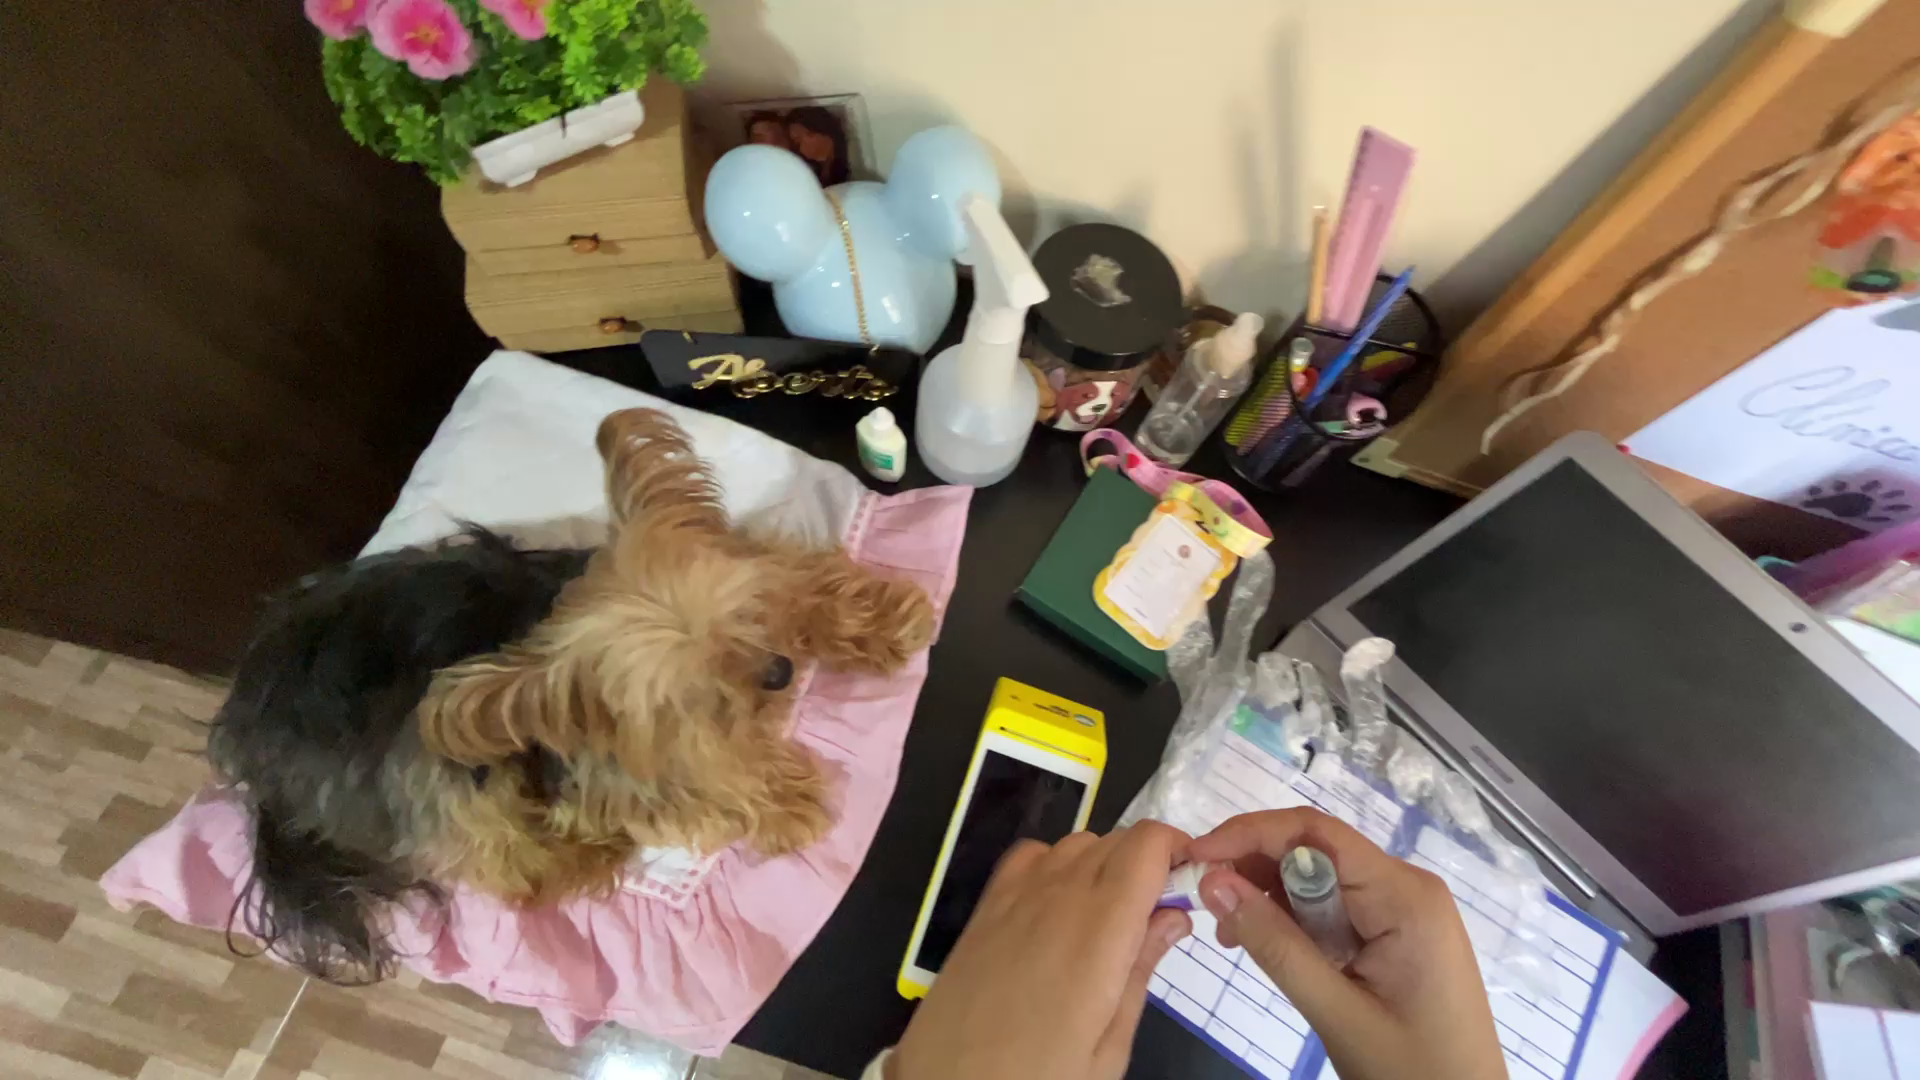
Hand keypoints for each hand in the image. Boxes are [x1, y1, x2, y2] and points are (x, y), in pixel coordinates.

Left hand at [891, 822, 1193, 1079]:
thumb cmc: (1040, 1077)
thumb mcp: (1109, 1046)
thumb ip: (1141, 967)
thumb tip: (1174, 914)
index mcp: (1100, 927)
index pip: (1146, 844)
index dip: (1176, 850)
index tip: (1189, 883)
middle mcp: (1059, 890)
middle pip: (1117, 839)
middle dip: (1147, 863)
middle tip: (1156, 916)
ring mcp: (1018, 890)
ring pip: (1079, 842)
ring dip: (1105, 863)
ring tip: (1110, 919)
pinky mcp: (990, 900)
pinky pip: (1035, 853)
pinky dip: (1059, 863)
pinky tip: (1060, 905)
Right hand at [1188, 809, 1503, 1079]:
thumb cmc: (1414, 1076)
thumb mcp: (1336, 1012)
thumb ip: (1273, 944)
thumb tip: (1210, 881)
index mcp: (1403, 895)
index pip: (1312, 833)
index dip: (1248, 833)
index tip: (1197, 857)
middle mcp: (1403, 885)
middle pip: (1310, 849)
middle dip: (1252, 866)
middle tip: (1204, 901)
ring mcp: (1399, 907)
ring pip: (1313, 874)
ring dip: (1265, 894)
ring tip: (1229, 933)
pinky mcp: (1390, 929)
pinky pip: (1327, 902)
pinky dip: (1288, 916)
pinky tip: (1262, 942)